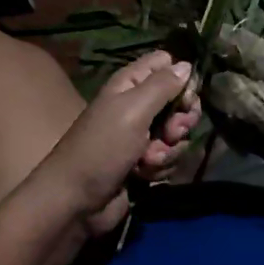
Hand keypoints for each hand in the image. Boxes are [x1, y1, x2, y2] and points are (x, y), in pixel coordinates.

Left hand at [27, 51, 196, 235]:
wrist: (76, 201)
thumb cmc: (102, 148)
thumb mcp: (133, 109)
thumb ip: (163, 85)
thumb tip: (187, 65)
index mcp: (130, 83)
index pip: (166, 63)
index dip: (181, 78)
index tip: (186, 98)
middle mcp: (137, 104)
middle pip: (178, 100)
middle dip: (180, 120)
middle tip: (169, 133)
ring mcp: (140, 135)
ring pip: (176, 132)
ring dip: (169, 148)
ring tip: (147, 160)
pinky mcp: (144, 162)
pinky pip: (169, 156)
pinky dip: (160, 166)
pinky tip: (143, 175)